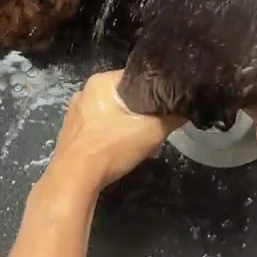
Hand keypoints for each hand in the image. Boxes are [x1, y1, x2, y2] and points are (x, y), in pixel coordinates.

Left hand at [46, 70, 180, 191]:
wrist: (74, 180)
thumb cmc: (110, 147)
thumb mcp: (151, 132)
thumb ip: (171, 117)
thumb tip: (186, 109)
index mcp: (100, 81)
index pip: (136, 76)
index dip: (154, 89)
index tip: (167, 102)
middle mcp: (84, 90)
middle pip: (122, 95)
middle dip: (139, 109)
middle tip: (155, 122)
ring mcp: (74, 111)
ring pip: (109, 111)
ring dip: (123, 122)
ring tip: (138, 137)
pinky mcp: (70, 131)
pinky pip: (97, 125)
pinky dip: (109, 133)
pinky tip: (116, 147)